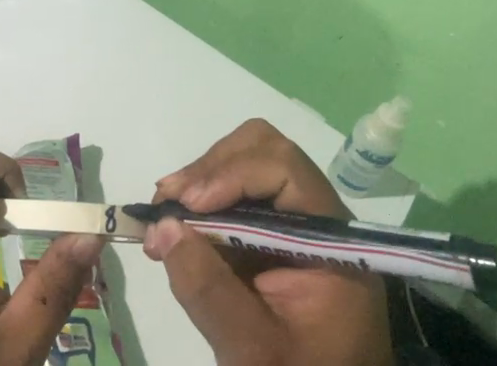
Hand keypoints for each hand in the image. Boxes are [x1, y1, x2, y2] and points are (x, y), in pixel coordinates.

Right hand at [145, 119, 391, 365]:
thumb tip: (163, 226)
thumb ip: (210, 291)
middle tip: (168, 203)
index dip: (231, 174)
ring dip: (199, 182)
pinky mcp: (272, 236)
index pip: (285, 169)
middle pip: (263, 150)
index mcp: (333, 242)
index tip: (187, 205)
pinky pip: (234, 194)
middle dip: (209, 169)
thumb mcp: (255, 348)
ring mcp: (295, 224)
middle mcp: (319, 219)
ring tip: (163, 217)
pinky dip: (200, 200)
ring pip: (244, 163)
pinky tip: (175, 226)